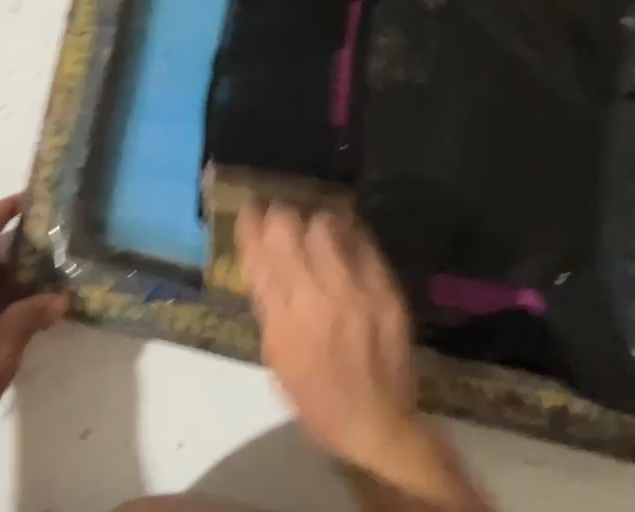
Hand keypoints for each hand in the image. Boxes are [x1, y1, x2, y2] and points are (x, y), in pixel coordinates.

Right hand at [238, 204, 420, 473]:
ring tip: (314, 226)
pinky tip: (345, 238)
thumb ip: (268, 302)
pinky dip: (349, 236)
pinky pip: (364, 245)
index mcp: (284, 315)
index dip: (251, 224)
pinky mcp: (386, 291)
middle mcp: (317, 295)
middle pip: (290, 229)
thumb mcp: (276, 352)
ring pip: (327, 228)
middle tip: (281, 216)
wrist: (375, 423)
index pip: (259, 251)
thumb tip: (259, 258)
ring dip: (314, 223)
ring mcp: (356, 290)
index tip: (249, 210)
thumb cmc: (315, 395)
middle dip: (281, 216)